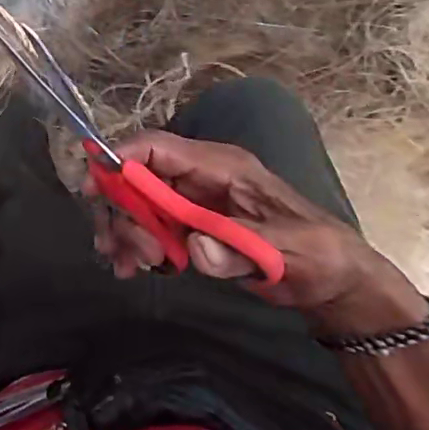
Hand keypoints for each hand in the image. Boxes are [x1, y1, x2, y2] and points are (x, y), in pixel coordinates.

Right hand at [86, 130, 428, 336]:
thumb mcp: (289, 251)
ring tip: (131, 267)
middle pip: (136, 178)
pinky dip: (133, 247)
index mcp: (220, 166)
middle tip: (132, 254)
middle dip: (122, 213)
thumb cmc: (319, 256)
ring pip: (135, 204)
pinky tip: (136, 271)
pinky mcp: (187, 226)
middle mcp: (197, 177)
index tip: (95, 189)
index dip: (120, 158)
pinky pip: (146, 228)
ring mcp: (190, 202)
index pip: (157, 146)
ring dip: (123, 233)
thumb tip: (194, 248)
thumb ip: (241, 249)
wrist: (333, 282)